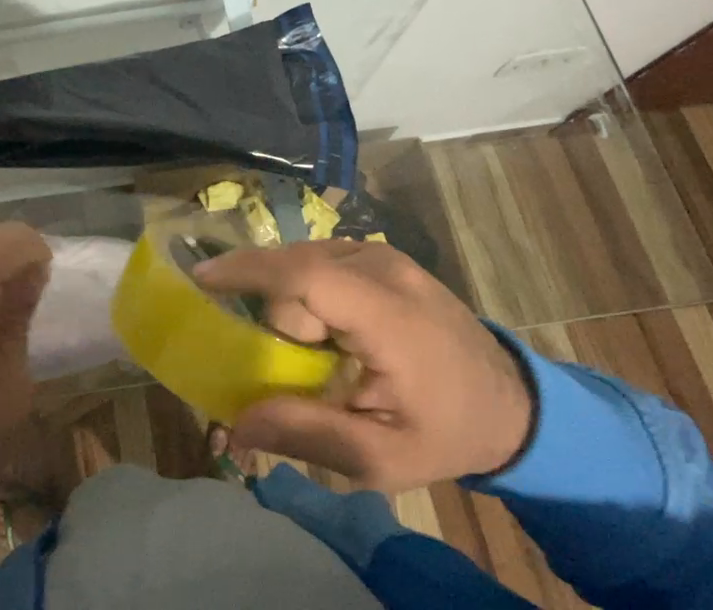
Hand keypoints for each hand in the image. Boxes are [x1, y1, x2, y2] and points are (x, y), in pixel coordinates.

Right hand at [193, 240, 533, 493]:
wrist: (511, 403)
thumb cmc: (446, 432)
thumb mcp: (380, 458)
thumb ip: (309, 435)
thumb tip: (237, 424)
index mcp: (390, 317)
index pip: (305, 276)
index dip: (248, 273)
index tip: (201, 282)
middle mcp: (386, 269)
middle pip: (294, 268)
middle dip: (277, 313)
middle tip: (297, 365)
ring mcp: (387, 256)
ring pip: (304, 259)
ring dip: (292, 302)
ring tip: (319, 351)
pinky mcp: (384, 255)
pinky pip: (321, 259)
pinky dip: (306, 290)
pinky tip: (326, 329)